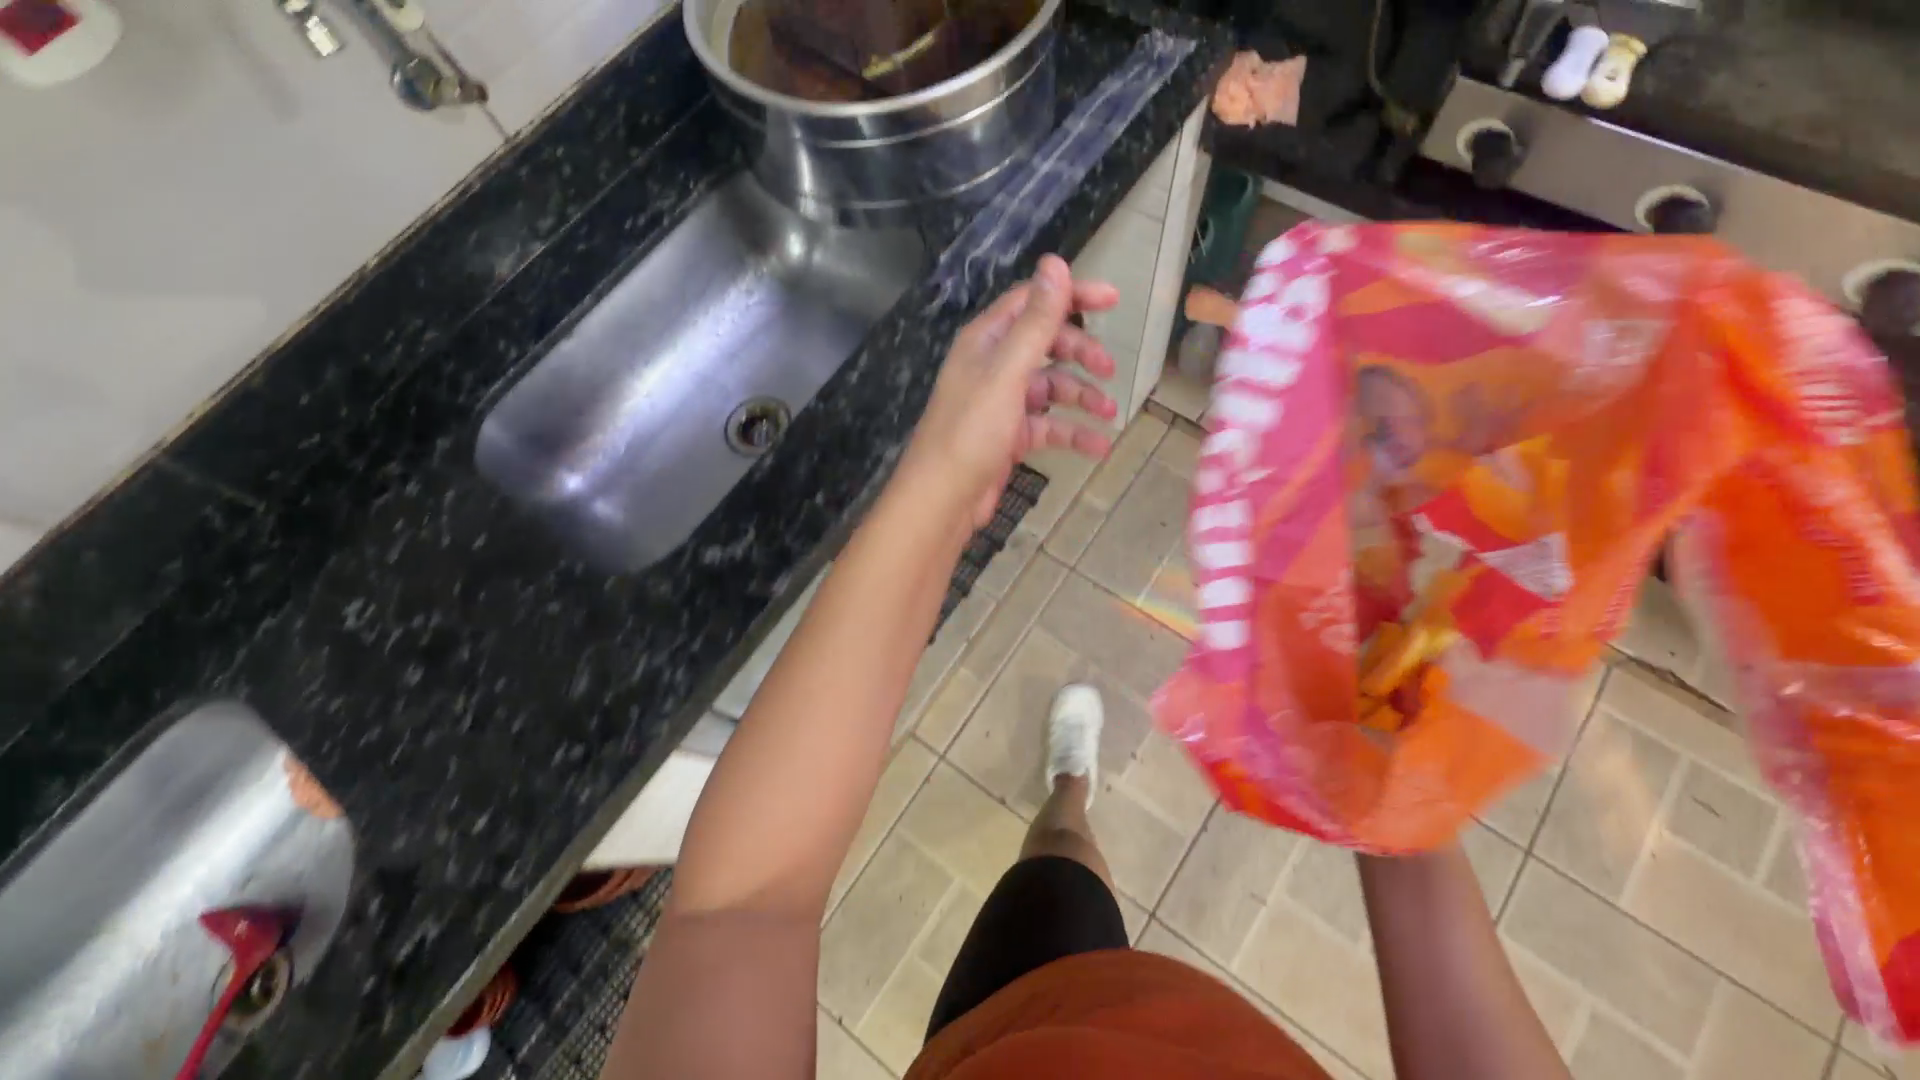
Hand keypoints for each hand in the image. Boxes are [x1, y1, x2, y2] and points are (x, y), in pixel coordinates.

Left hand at [900, 255, 1120, 527]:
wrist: (942, 499)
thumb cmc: (970, 432)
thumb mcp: (1008, 372)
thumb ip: (1036, 321)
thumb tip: (1056, 263)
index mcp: (986, 340)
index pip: (1033, 303)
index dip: (1072, 297)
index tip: (1114, 300)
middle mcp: (992, 365)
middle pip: (1045, 344)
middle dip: (1080, 353)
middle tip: (1110, 368)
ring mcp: (1000, 403)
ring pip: (1050, 387)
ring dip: (1082, 396)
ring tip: (1110, 412)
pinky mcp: (1007, 437)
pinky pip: (1048, 426)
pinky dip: (1073, 433)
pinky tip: (1098, 446)